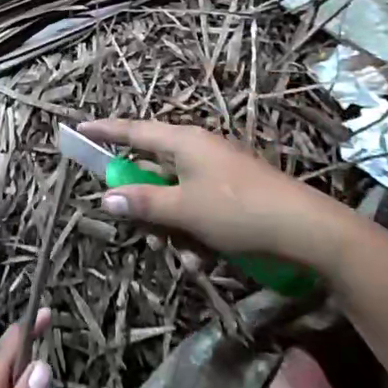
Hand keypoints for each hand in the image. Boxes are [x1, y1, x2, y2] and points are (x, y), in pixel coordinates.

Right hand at [81, 119, 357, 258]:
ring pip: (174, 192)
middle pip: (152, 165)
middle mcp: (198, 148)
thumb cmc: (238, 210)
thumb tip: (106, 196)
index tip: (79, 129)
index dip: (105, 131)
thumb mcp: (184, 210)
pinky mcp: (232, 190)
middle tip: (136, 225)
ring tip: (180, 255)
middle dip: (141, 199)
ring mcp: (217, 169)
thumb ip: (142, 202)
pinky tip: (200, 258)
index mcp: (183, 141)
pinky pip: (196, 204)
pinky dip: (191, 228)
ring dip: (169, 223)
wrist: (307, 229)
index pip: (133, 130)